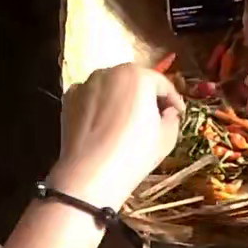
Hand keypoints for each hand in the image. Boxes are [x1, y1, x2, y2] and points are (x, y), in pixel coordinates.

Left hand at [51, 64, 184, 207]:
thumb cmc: (134, 154)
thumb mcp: (167, 138)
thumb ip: (172, 118)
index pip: (162, 83)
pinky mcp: (69, 99)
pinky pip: (92, 98)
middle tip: (155, 116)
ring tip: (128, 122)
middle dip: (146, 96)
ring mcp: (86, 84)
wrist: (90, 175)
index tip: (179, 113)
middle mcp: (110, 72)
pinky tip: (105, 126)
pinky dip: (101, 106)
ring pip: (112, 87)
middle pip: (135, 81)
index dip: (173, 100)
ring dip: (122, 99)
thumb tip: (168, 112)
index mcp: (138, 76)